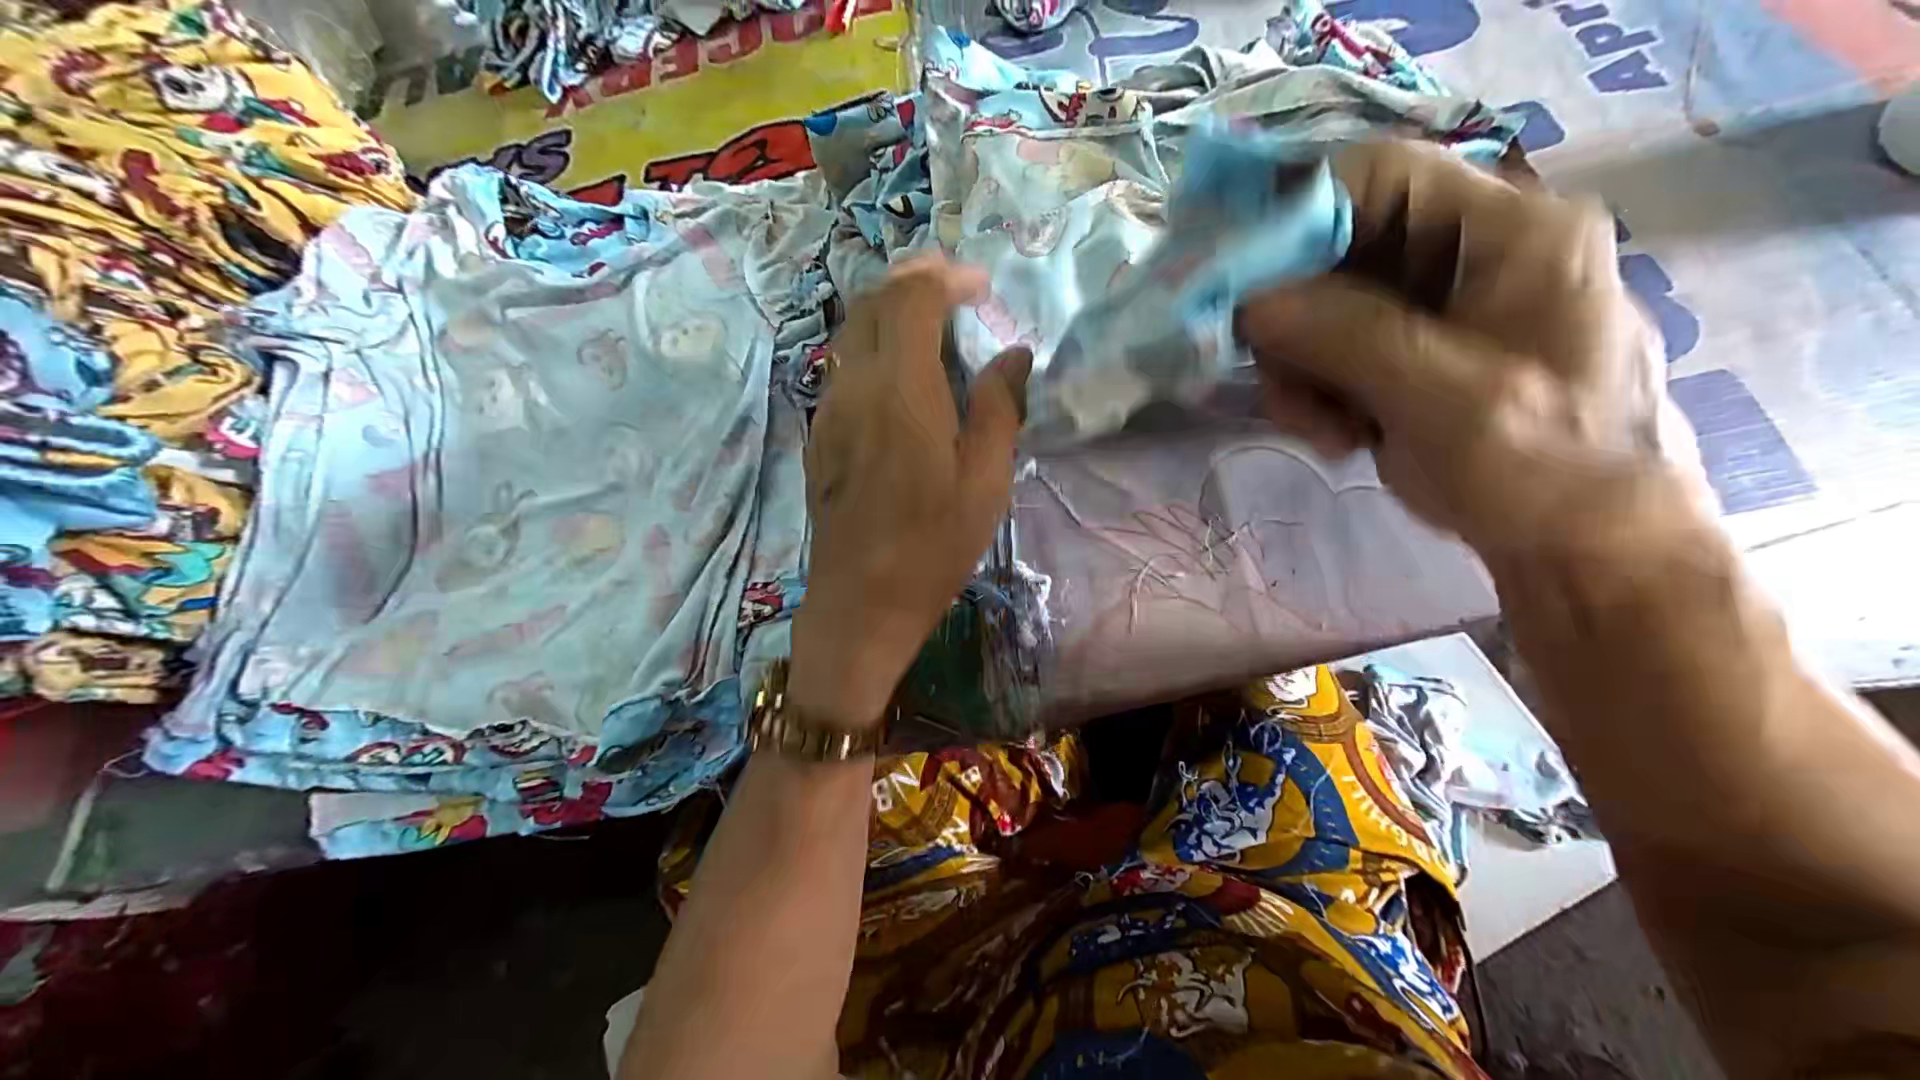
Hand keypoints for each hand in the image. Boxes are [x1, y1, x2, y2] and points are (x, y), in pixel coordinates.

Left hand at [788, 257, 1031, 729]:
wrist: (860, 603)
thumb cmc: (932, 547)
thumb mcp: (985, 483)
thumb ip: (1000, 408)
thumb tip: (1014, 355)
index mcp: (900, 391)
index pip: (912, 298)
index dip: (946, 278)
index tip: (981, 288)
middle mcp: (855, 386)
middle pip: (873, 303)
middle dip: (915, 281)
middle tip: (956, 290)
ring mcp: (829, 409)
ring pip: (852, 332)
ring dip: (890, 311)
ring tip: (931, 322)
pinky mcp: (820, 433)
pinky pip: (843, 366)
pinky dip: (872, 345)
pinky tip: (900, 372)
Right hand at [1237, 141, 1707, 561]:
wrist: (1581, 545)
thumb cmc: (1543, 465)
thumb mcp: (1444, 396)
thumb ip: (1347, 336)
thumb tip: (1250, 299)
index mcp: (1509, 231)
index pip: (1380, 177)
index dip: (1297, 215)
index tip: (1236, 280)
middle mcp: (1466, 253)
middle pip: (1337, 248)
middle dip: (1293, 321)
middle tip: (1281, 383)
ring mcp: (1433, 307)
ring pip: (1321, 308)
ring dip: (1300, 369)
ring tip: (1323, 428)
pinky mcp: (1406, 354)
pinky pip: (1330, 351)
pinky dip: (1316, 393)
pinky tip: (1340, 435)